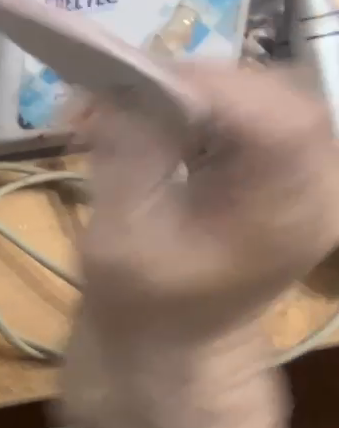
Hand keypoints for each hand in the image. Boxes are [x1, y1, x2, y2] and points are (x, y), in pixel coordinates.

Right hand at [61, 65, 338, 427]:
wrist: (170, 344)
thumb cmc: (140, 304)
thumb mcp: (119, 240)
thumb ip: (127, 166)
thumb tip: (116, 99)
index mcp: (290, 207)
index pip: (277, 119)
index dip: (207, 87)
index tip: (126, 83)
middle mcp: (314, 183)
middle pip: (277, 98)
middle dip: (191, 83)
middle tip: (112, 92)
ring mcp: (299, 176)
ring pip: (261, 100)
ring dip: (186, 92)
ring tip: (118, 106)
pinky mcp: (272, 174)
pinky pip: (244, 119)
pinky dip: (191, 109)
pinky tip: (144, 123)